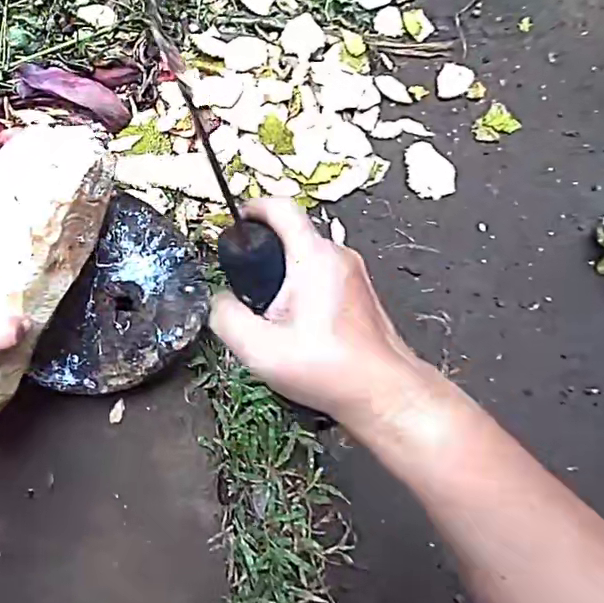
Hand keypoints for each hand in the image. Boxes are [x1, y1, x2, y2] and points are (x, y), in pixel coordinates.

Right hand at [209, 199, 438, 427]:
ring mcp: (352, 274)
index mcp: (314, 259)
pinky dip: (302, 289)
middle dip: (264, 250)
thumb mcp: (258, 349)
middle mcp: (338, 258)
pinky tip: (295, 326)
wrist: (385, 395)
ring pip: (306, 257)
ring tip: (270, 312)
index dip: (253, 207)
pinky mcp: (358, 293)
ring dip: (283, 275)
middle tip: (247, 280)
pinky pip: (322, 275)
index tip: (237, 220)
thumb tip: (218, 300)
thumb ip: (226, 316)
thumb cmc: (332, 370)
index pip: (281, 208)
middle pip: (292, 233)